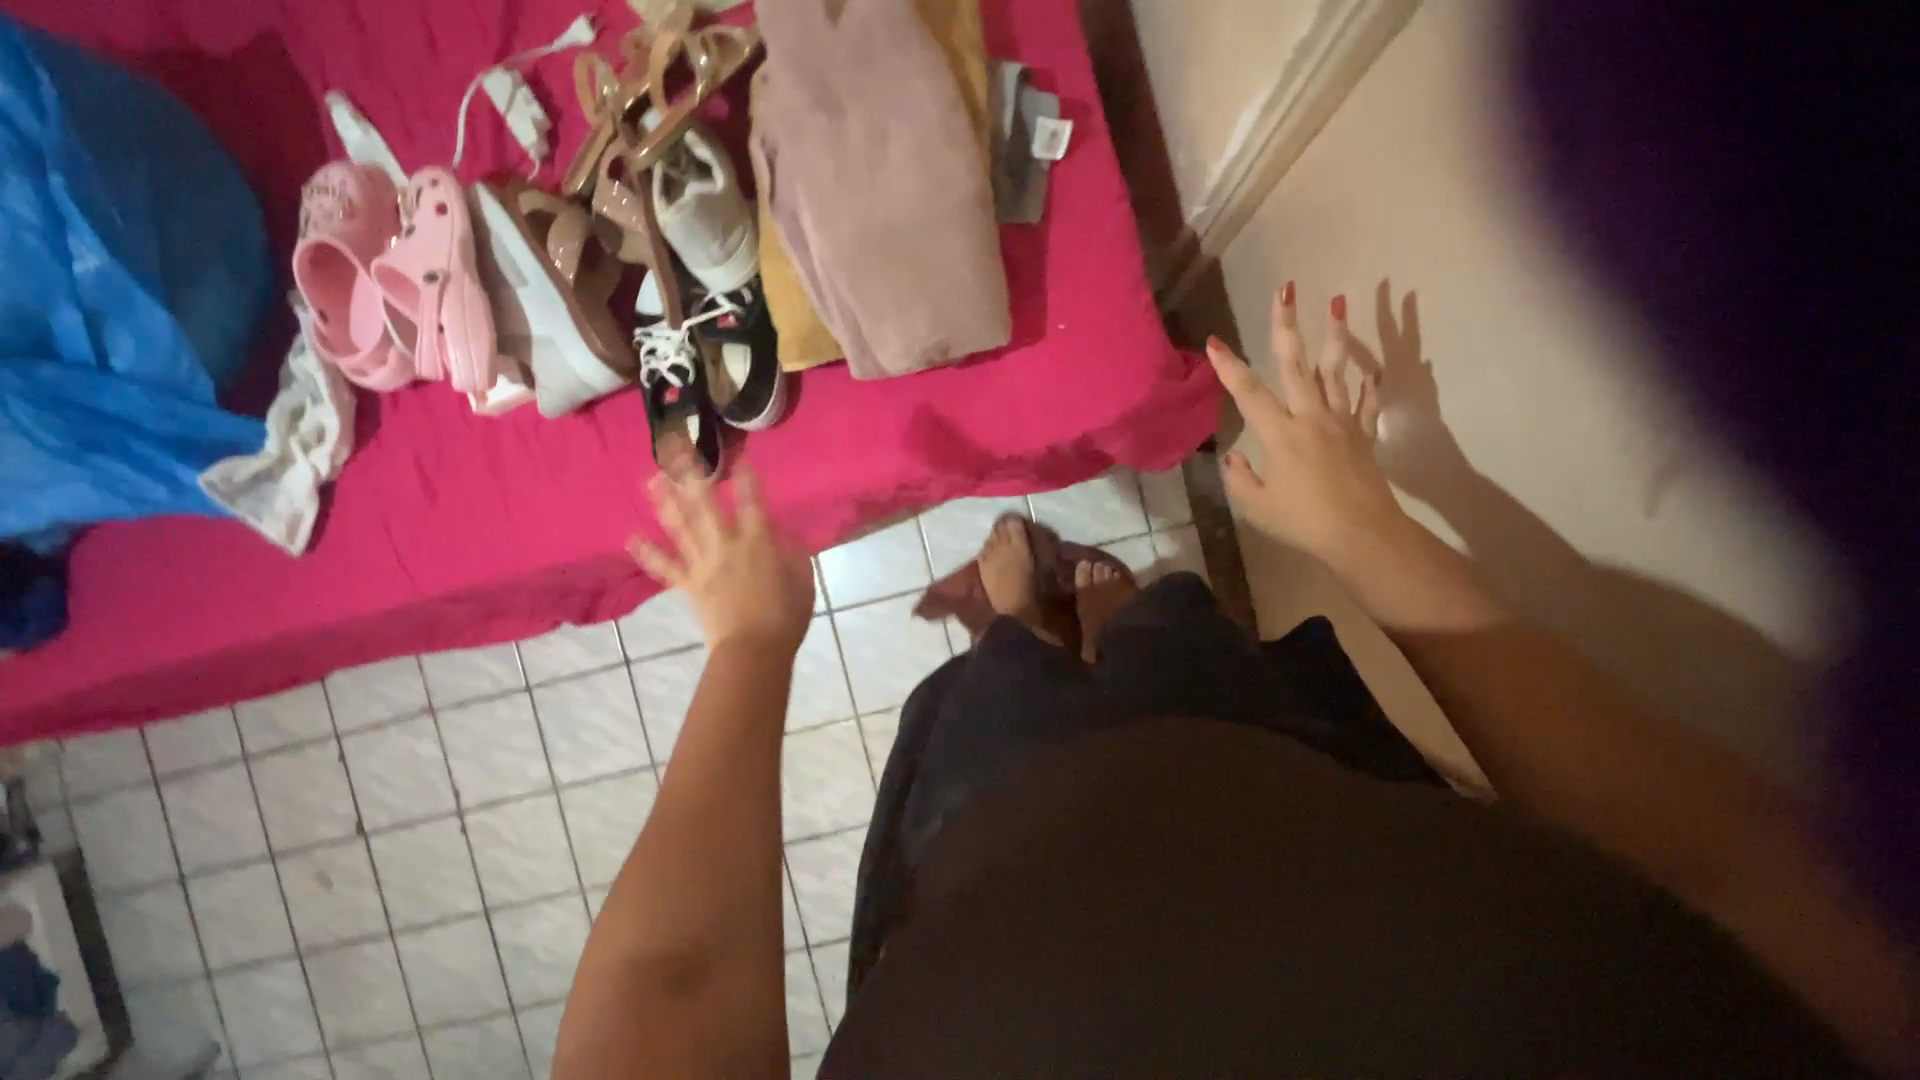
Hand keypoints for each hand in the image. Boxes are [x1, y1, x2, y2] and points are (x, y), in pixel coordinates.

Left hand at [627, 446, 814, 654]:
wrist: (753, 650)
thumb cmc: (786, 617)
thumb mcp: (802, 580)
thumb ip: (792, 553)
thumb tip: (784, 536)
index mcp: (758, 542)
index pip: (752, 502)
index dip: (746, 478)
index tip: (738, 457)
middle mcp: (726, 546)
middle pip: (705, 504)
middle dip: (691, 475)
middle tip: (677, 450)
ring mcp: (703, 564)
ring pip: (681, 527)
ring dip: (665, 502)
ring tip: (651, 479)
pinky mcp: (689, 584)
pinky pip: (665, 567)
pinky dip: (647, 553)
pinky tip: (630, 537)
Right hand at [1207, 284, 1417, 577]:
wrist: (1362, 534)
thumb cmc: (1303, 522)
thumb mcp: (1258, 506)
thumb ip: (1239, 479)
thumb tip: (1232, 456)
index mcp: (1279, 434)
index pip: (1248, 392)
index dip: (1228, 366)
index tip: (1213, 341)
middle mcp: (1310, 417)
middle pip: (1296, 364)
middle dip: (1286, 325)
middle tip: (1286, 289)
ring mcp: (1340, 422)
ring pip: (1336, 371)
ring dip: (1335, 335)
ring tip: (1338, 303)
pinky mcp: (1362, 434)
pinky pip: (1365, 402)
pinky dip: (1368, 384)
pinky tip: (1372, 366)